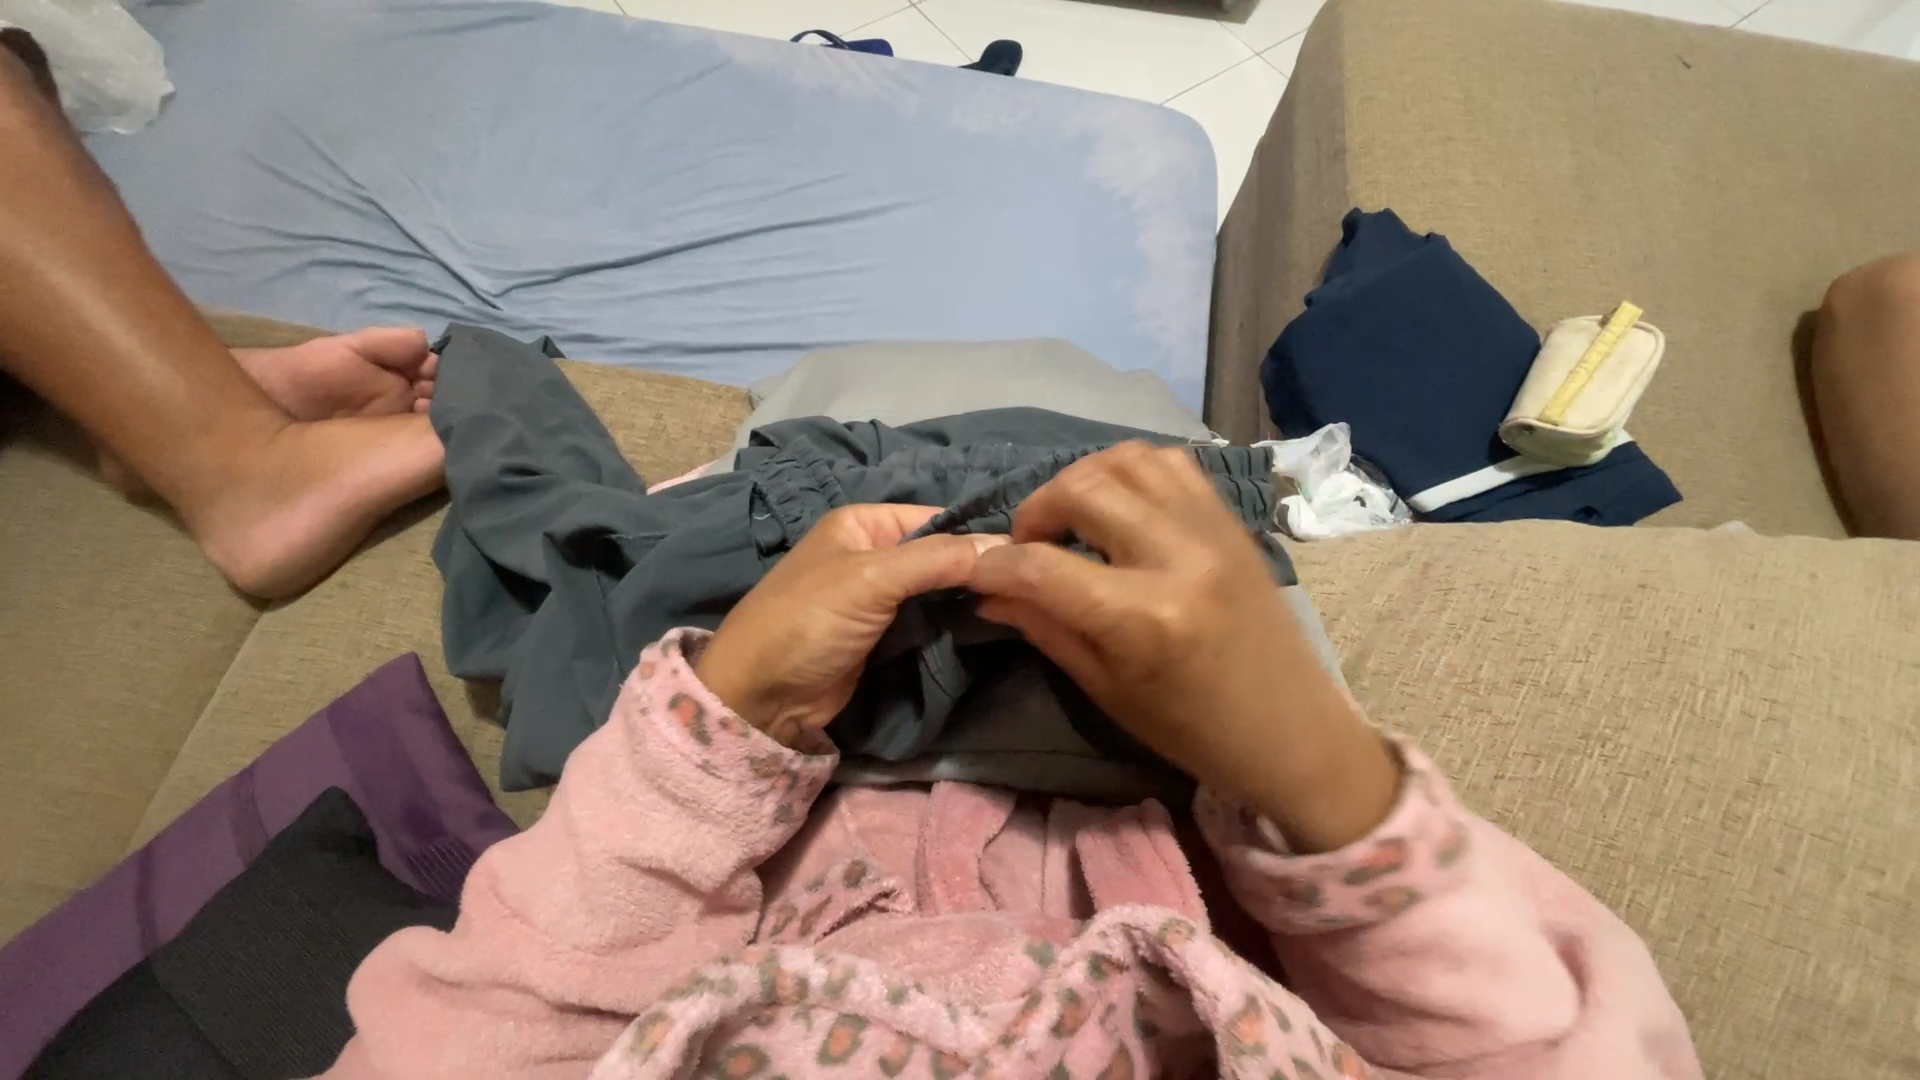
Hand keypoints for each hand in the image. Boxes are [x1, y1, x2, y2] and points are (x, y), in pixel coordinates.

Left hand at [696, 504, 1006, 746]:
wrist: (761, 697)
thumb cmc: (809, 621)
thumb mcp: (871, 580)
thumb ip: (936, 559)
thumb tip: (1004, 545)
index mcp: (864, 523)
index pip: (936, 517)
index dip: (978, 534)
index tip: (1028, 554)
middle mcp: (874, 552)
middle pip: (940, 553)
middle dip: (977, 568)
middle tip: (1029, 584)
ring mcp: (879, 595)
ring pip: (938, 588)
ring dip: (969, 597)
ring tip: (1019, 604)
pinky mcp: (884, 633)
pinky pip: (928, 618)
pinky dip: (953, 622)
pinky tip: (990, 623)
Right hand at [969, 443, 1400, 851]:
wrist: (1293, 730)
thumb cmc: (1191, 728)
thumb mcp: (1104, 688)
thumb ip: (1043, 627)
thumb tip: (987, 589)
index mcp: (1143, 618)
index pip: (1042, 567)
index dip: (995, 565)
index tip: (976, 570)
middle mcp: (1180, 557)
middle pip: (1082, 489)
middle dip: (1035, 509)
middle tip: (1030, 543)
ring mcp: (1213, 529)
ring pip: (1126, 459)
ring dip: (1082, 479)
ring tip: (1071, 517)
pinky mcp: (1232, 520)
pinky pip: (1171, 463)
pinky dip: (1129, 471)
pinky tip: (1118, 505)